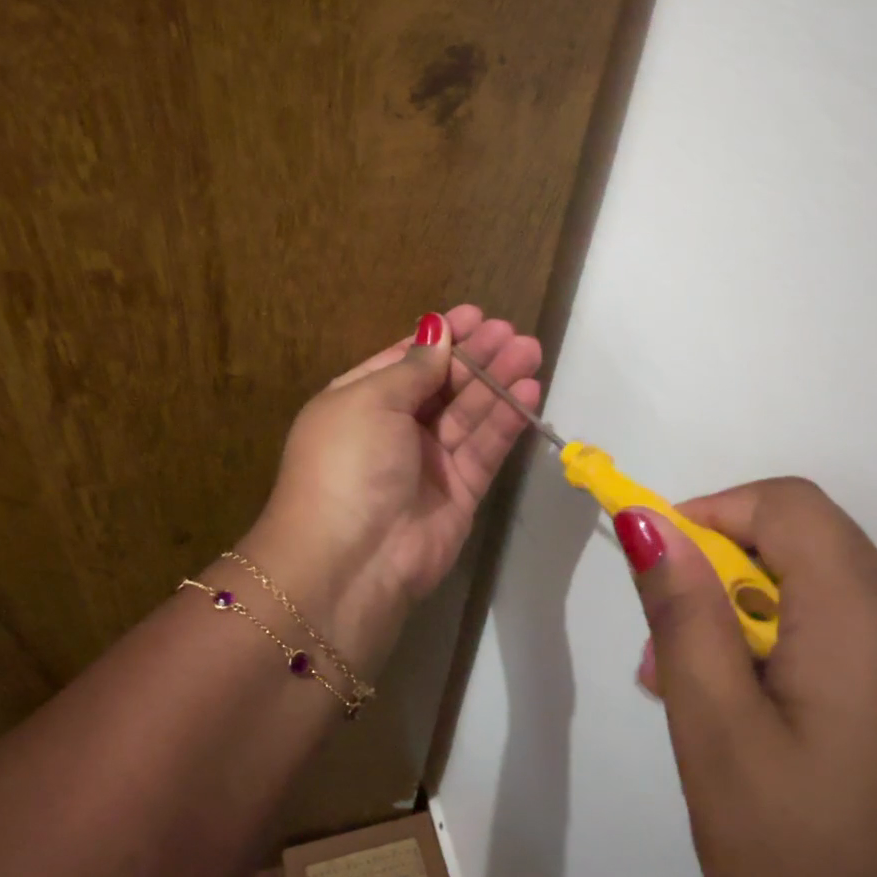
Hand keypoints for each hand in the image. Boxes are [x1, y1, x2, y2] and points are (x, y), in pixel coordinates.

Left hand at [237, 305, 541, 668]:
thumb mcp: (369, 401)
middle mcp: (391, 429)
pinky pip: (484, 448)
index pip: (404, 360)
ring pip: (468, 412)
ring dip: (497, 381)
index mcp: (358, 402)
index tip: (475, 314)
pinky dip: (505, 420)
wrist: (349, 563)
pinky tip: (528, 389)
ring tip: (529, 349)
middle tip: (511, 331)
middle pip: (441, 384)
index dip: (439, 337)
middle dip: (475, 356)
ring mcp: (426, 462)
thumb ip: (411, 369)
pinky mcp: (458, 493)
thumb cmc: (346, 464)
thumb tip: (436, 333)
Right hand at [617, 479, 876, 876]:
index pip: (790, 505)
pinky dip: (836, 683)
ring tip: (738, 735)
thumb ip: (684, 618)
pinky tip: (813, 767)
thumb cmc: (816, 863)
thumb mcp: (722, 741)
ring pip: (855, 624)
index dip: (714, 514)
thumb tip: (647, 521)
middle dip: (732, 598)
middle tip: (676, 679)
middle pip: (820, 567)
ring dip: (779, 645)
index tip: (663, 572)